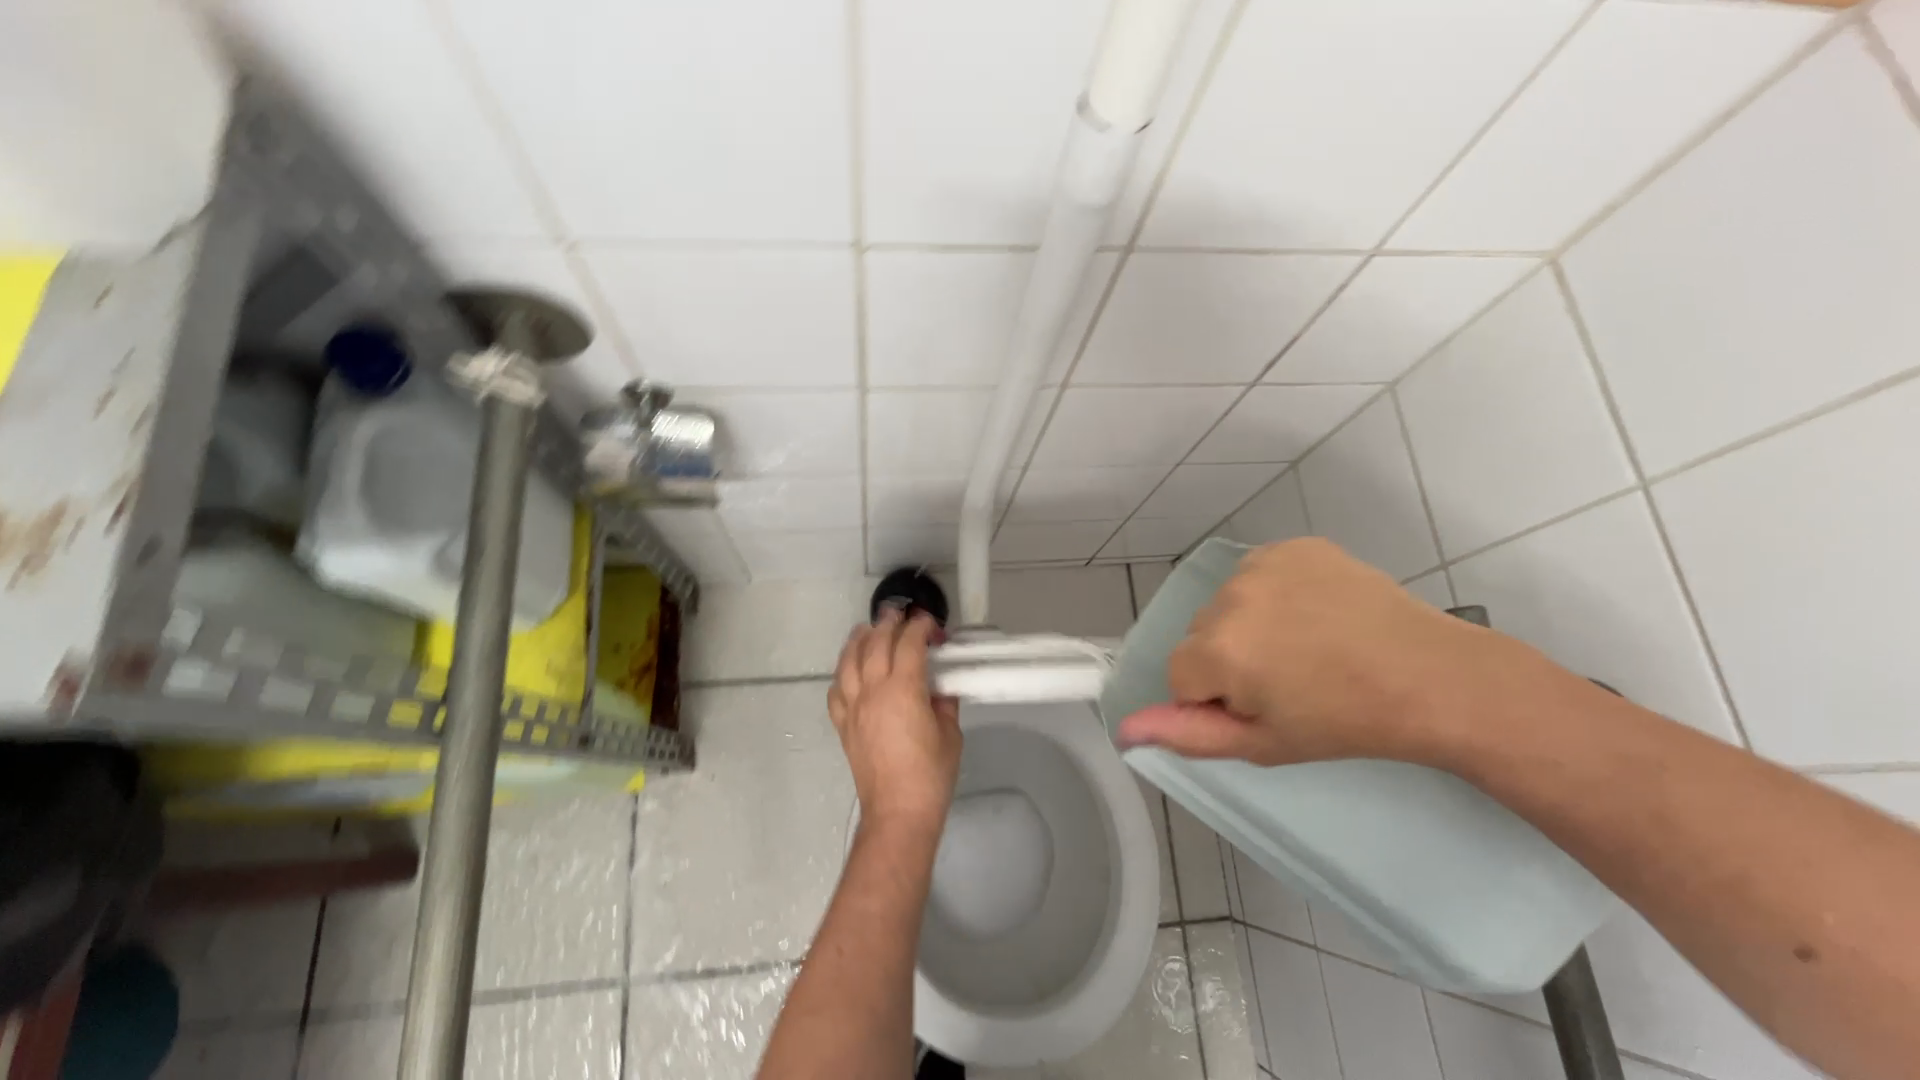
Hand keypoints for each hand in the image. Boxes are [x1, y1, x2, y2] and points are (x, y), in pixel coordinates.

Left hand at [828, 609, 962, 832]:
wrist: (897, 811)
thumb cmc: (930, 775)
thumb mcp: (950, 735)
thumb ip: (944, 705)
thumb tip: (938, 691)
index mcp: (903, 689)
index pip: (908, 644)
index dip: (919, 627)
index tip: (930, 624)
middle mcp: (873, 691)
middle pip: (875, 644)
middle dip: (888, 624)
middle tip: (899, 614)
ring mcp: (853, 707)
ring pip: (849, 661)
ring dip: (859, 640)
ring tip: (868, 629)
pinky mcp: (843, 725)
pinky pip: (837, 689)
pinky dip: (843, 672)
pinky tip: (851, 670)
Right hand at [1117, 537, 1545, 767]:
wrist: (1428, 677)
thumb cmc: (1343, 722)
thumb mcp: (1263, 743)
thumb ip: (1188, 733)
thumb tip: (1126, 727)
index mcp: (1218, 650)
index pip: (1180, 675)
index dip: (1218, 698)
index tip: (1265, 707)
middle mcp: (1230, 597)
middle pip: (1201, 635)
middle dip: (1230, 658)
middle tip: (1289, 681)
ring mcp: (1265, 564)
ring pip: (1228, 603)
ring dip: (1249, 624)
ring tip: (1306, 646)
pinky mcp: (1296, 546)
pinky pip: (1260, 573)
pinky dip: (1274, 592)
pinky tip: (1314, 613)